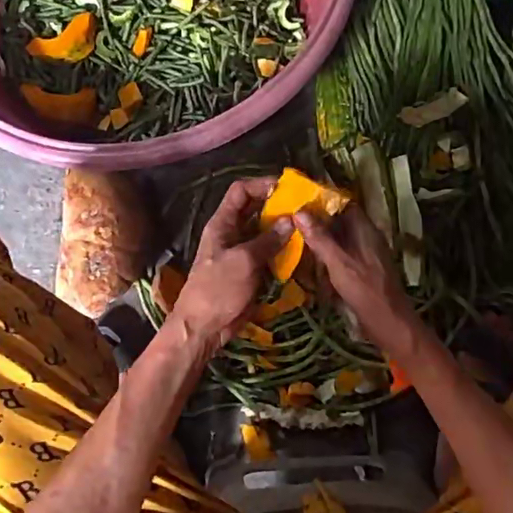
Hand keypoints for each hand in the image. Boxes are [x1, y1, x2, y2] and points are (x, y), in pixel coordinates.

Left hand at [167, 177, 289, 351]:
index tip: (286, 189)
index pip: (240, 191)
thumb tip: (290, 220)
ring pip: (265, 232)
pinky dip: (283, 251)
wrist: (204, 328)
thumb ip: (268, 240)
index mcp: (223, 224)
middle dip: (278, 207)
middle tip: (304, 208)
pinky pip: (269, 254)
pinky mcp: (251, 270)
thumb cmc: (218, 290)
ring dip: (284, 230)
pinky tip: (301, 251)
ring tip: (307, 228)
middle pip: (255, 210)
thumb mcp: (244, 261)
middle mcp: (232, 233)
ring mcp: (242, 252)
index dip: (261, 185)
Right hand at [295, 208, 422, 354]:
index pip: (344, 204)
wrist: (390, 323)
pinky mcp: (364, 269)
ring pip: (342, 238)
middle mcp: (368, 237)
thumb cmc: (365, 291)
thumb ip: (320, 238)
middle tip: (293, 221)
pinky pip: (344, 253)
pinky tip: (314, 262)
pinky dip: (329, 255)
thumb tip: (299, 212)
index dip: (323, 201)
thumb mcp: (338, 263)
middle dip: (319, 221)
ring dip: (323, 239)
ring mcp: (367, 253)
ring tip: (298, 239)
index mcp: (365, 230)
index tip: (300, 202)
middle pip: (341, 221)